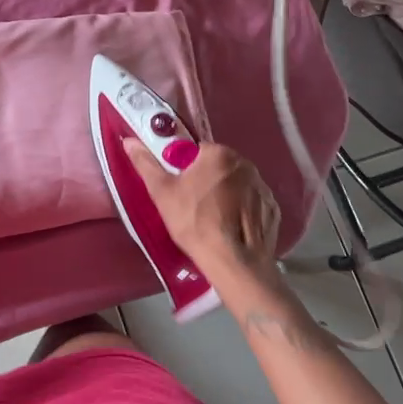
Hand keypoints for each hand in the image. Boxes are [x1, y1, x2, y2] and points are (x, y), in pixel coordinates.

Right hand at [124, 138, 280, 274]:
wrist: (233, 263)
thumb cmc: (194, 222)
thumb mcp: (162, 192)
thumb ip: (145, 163)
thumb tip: (129, 141)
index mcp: (219, 154)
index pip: (197, 150)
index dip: (185, 167)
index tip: (179, 186)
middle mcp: (246, 164)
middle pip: (218, 166)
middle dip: (206, 179)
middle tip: (192, 203)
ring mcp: (263, 187)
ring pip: (236, 184)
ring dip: (226, 193)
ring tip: (214, 219)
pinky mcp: (273, 210)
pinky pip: (252, 202)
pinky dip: (243, 210)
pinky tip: (232, 227)